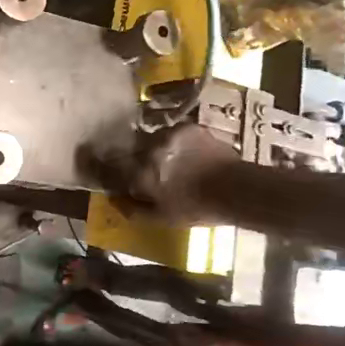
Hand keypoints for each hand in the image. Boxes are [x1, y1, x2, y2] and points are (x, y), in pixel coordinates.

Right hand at [93, 123, 239, 222]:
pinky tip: (188, 153)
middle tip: (150, 170)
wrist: (234, 188)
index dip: (110, 168)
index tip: (111, 170)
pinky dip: (176, 142)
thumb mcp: (162, 219)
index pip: (114, 166)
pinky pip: (172, 132)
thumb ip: (133, 209)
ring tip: (172, 160)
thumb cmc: (197, 209)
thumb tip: (113, 198)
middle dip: (137, 159)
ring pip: (152, 138)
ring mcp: (169, 135)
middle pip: (133, 150)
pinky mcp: (187, 127)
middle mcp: (150, 150)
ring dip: (156, 148)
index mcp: (141, 174)